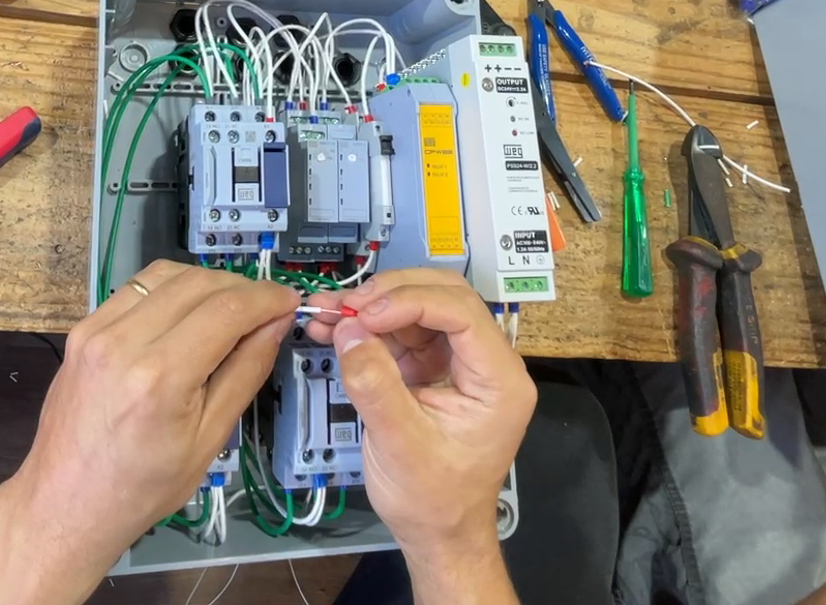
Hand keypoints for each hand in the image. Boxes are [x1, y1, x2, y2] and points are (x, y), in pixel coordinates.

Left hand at [11, 261, 296, 572]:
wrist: (66, 502)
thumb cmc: (143, 486)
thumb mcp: (210, 440)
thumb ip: (247, 370)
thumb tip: (277, 322)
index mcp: (160, 378)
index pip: (226, 310)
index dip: (266, 298)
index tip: (290, 300)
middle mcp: (124, 342)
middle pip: (199, 283)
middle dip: (242, 287)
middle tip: (265, 308)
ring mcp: (97, 329)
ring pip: (167, 274)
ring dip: (207, 281)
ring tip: (229, 307)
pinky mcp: (84, 327)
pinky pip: (137, 286)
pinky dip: (171, 287)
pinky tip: (186, 311)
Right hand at [304, 269, 535, 575]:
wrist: (434, 533)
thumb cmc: (431, 499)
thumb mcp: (401, 445)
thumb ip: (375, 385)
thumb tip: (348, 330)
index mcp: (498, 379)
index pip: (461, 311)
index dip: (411, 301)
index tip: (364, 316)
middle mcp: (483, 359)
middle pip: (442, 294)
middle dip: (390, 293)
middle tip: (347, 306)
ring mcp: (454, 358)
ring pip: (415, 304)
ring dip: (369, 304)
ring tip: (326, 311)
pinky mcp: (428, 362)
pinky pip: (396, 326)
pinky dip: (363, 323)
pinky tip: (329, 326)